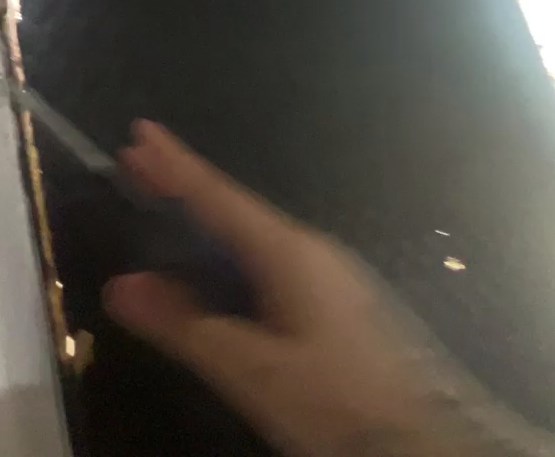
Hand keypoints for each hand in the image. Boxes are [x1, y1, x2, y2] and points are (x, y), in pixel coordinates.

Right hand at [102, 122, 525, 456]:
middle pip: (232, 208)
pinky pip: (266, 258)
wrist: (434, 450)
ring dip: (203, 214)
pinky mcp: (335, 306)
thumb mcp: (254, 371)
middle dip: (183, 182)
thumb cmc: (341, 404)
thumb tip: (119, 286)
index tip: (141, 129)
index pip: (218, 196)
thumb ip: (185, 325)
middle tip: (137, 156)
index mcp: (289, 253)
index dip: (175, 164)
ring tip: (163, 198)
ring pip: (249, 234)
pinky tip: (216, 257)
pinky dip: (227, 245)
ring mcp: (327, 277)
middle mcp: (309, 251)